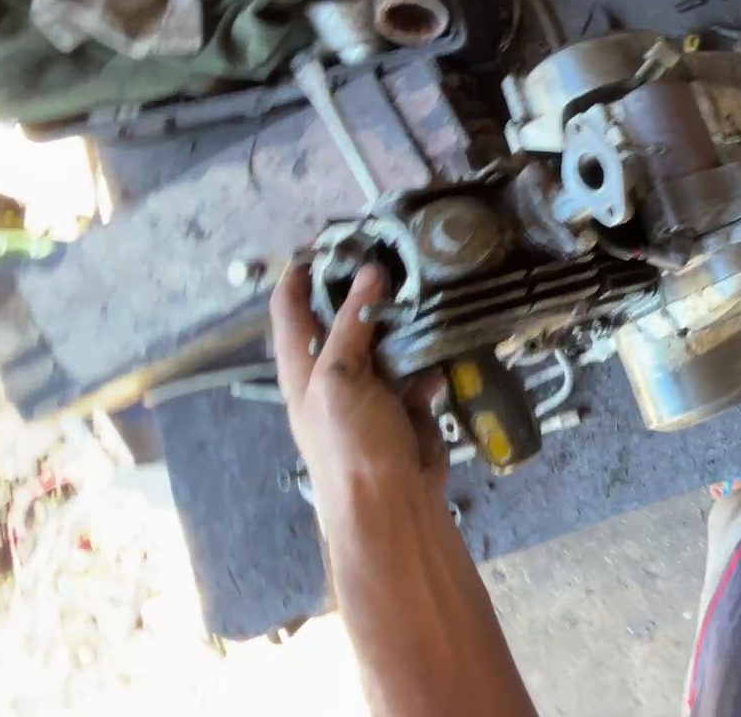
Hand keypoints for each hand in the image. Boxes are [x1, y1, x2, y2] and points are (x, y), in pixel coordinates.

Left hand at [270, 262, 448, 513]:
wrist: (390, 499)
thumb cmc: (351, 442)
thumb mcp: (341, 379)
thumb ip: (353, 326)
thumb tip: (372, 272)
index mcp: (304, 369)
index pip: (292, 313)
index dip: (300, 277)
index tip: (327, 242)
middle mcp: (338, 373)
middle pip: (347, 321)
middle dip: (366, 290)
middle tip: (395, 253)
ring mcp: (376, 387)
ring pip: (391, 340)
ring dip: (408, 319)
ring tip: (430, 286)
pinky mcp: (411, 400)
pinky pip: (423, 365)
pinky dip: (434, 356)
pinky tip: (447, 346)